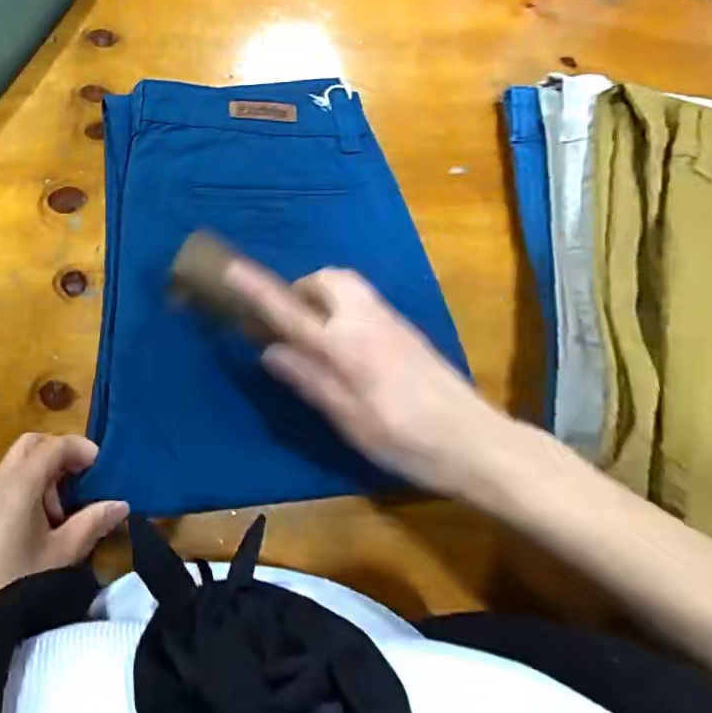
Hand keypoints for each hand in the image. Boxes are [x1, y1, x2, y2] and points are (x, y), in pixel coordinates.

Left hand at [0, 433, 129, 632]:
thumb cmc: (22, 583)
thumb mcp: (64, 553)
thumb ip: (94, 522)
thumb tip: (121, 504)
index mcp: (19, 483)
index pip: (53, 446)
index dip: (81, 449)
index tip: (103, 467)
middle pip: (31, 444)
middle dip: (60, 454)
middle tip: (83, 480)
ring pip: (18, 462)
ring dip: (45, 472)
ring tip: (64, 511)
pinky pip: (9, 481)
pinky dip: (30, 486)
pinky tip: (44, 523)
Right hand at [226, 262, 521, 499]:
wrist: (481, 445)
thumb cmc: (409, 441)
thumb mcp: (350, 420)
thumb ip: (308, 380)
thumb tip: (269, 351)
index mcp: (345, 347)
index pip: (290, 311)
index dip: (257, 289)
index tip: (230, 267)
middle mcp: (366, 322)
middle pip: (326, 279)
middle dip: (299, 287)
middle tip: (288, 319)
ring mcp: (391, 322)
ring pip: (346, 285)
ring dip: (321, 294)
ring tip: (312, 328)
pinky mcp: (406, 330)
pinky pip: (362, 299)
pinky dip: (341, 304)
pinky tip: (344, 340)